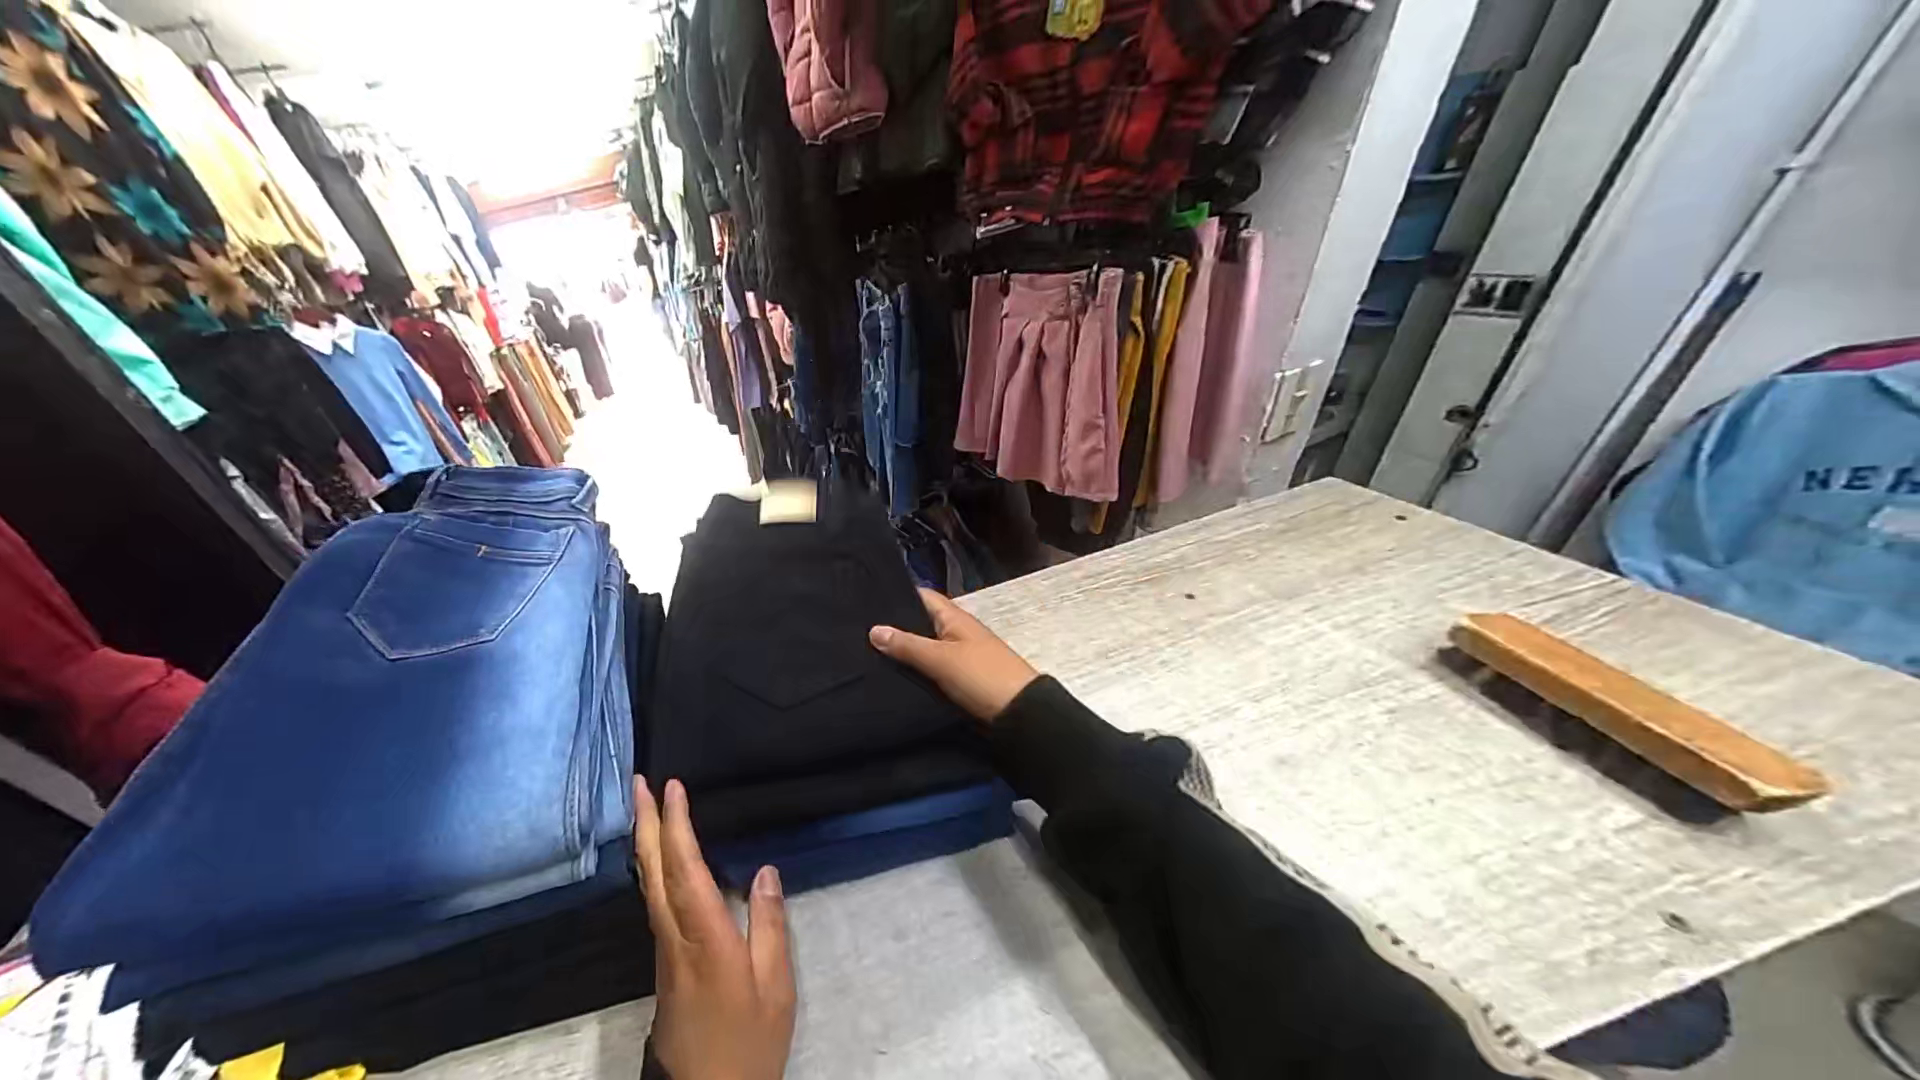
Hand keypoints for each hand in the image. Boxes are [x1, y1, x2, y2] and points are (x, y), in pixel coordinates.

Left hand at [635, 778, 794, 1079]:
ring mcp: (664, 953)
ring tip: (646, 809)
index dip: (677, 827)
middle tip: (638, 782)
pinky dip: (655, 867)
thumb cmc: (748, 1042)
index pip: (686, 871)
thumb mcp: (775, 987)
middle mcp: (675, 939)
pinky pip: (655, 902)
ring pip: (649, 886)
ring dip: (647, 842)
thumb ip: (770, 927)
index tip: (672, 788)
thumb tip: (766, 871)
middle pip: (654, 874)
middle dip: (645, 824)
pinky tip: (661, 859)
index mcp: (706, 940)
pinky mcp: (665, 964)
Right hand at [869, 588, 1039, 721]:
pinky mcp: (958, 679)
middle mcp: (955, 632)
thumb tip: (874, 629)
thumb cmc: (981, 676)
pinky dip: (913, 670)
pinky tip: (890, 675)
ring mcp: (958, 656)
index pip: (922, 596)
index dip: (896, 594)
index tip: (865, 598)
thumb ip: (907, 645)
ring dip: (902, 650)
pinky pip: (929, 668)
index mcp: (955, 617)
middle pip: (920, 622)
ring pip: (923, 647)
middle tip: (856, 629)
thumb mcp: (941, 659)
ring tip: (863, 652)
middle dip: (894, 626)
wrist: (1018, 714)